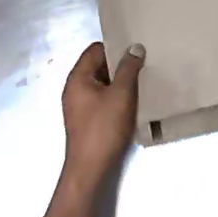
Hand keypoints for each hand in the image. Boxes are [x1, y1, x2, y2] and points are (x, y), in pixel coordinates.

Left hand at [61, 41, 143, 186]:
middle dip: (119, 65)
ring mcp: (79, 105)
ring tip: (141, 81)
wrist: (90, 170)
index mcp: (77, 77)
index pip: (95, 49)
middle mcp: (74, 88)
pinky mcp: (86, 120)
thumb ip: (128, 68)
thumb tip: (135, 47)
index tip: (136, 49)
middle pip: (98, 66)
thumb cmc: (104, 128)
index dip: (115, 46)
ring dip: (119, 82)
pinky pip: (102, 99)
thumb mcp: (121, 94)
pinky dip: (115, 97)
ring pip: (102, 83)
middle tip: (143, 63)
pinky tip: (132, 101)